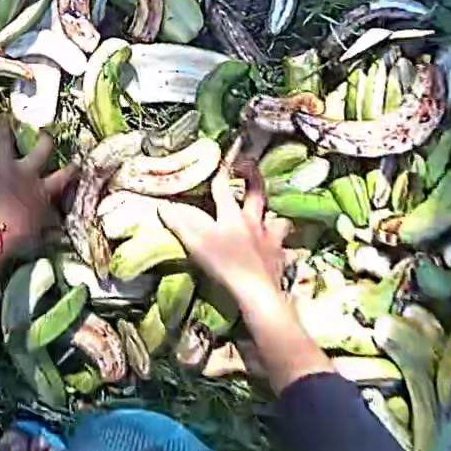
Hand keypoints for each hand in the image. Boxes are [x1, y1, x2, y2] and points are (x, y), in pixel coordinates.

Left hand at [0, 115, 76, 270]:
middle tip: (46, 129)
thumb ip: (52, 231)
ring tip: (3, 115)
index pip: (64, 176)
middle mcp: (27, 173)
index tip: (78, 160)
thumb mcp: (42, 236)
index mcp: (43, 190)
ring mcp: (5, 168)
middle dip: (45, 138)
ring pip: (6, 141)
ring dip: (4, 127)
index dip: (73, 167)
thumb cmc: (20, 237)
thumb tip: (62, 235)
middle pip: (41, 150)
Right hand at [157, 174, 294, 315]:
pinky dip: (286, 249)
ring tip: (272, 216)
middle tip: (252, 166)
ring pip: (279, 221)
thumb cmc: (224, 264)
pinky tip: (284, 252)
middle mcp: (254, 221)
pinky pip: (287, 250)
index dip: (220, 173)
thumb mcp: (194, 243)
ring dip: (275, 217)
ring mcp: (270, 239)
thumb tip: (162, 205)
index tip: (221, 157)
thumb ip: (178, 223)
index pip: (223, 188)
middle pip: (257, 194)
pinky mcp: (281, 258)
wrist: (256, 293)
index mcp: (231, 215)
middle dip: (254, 178)